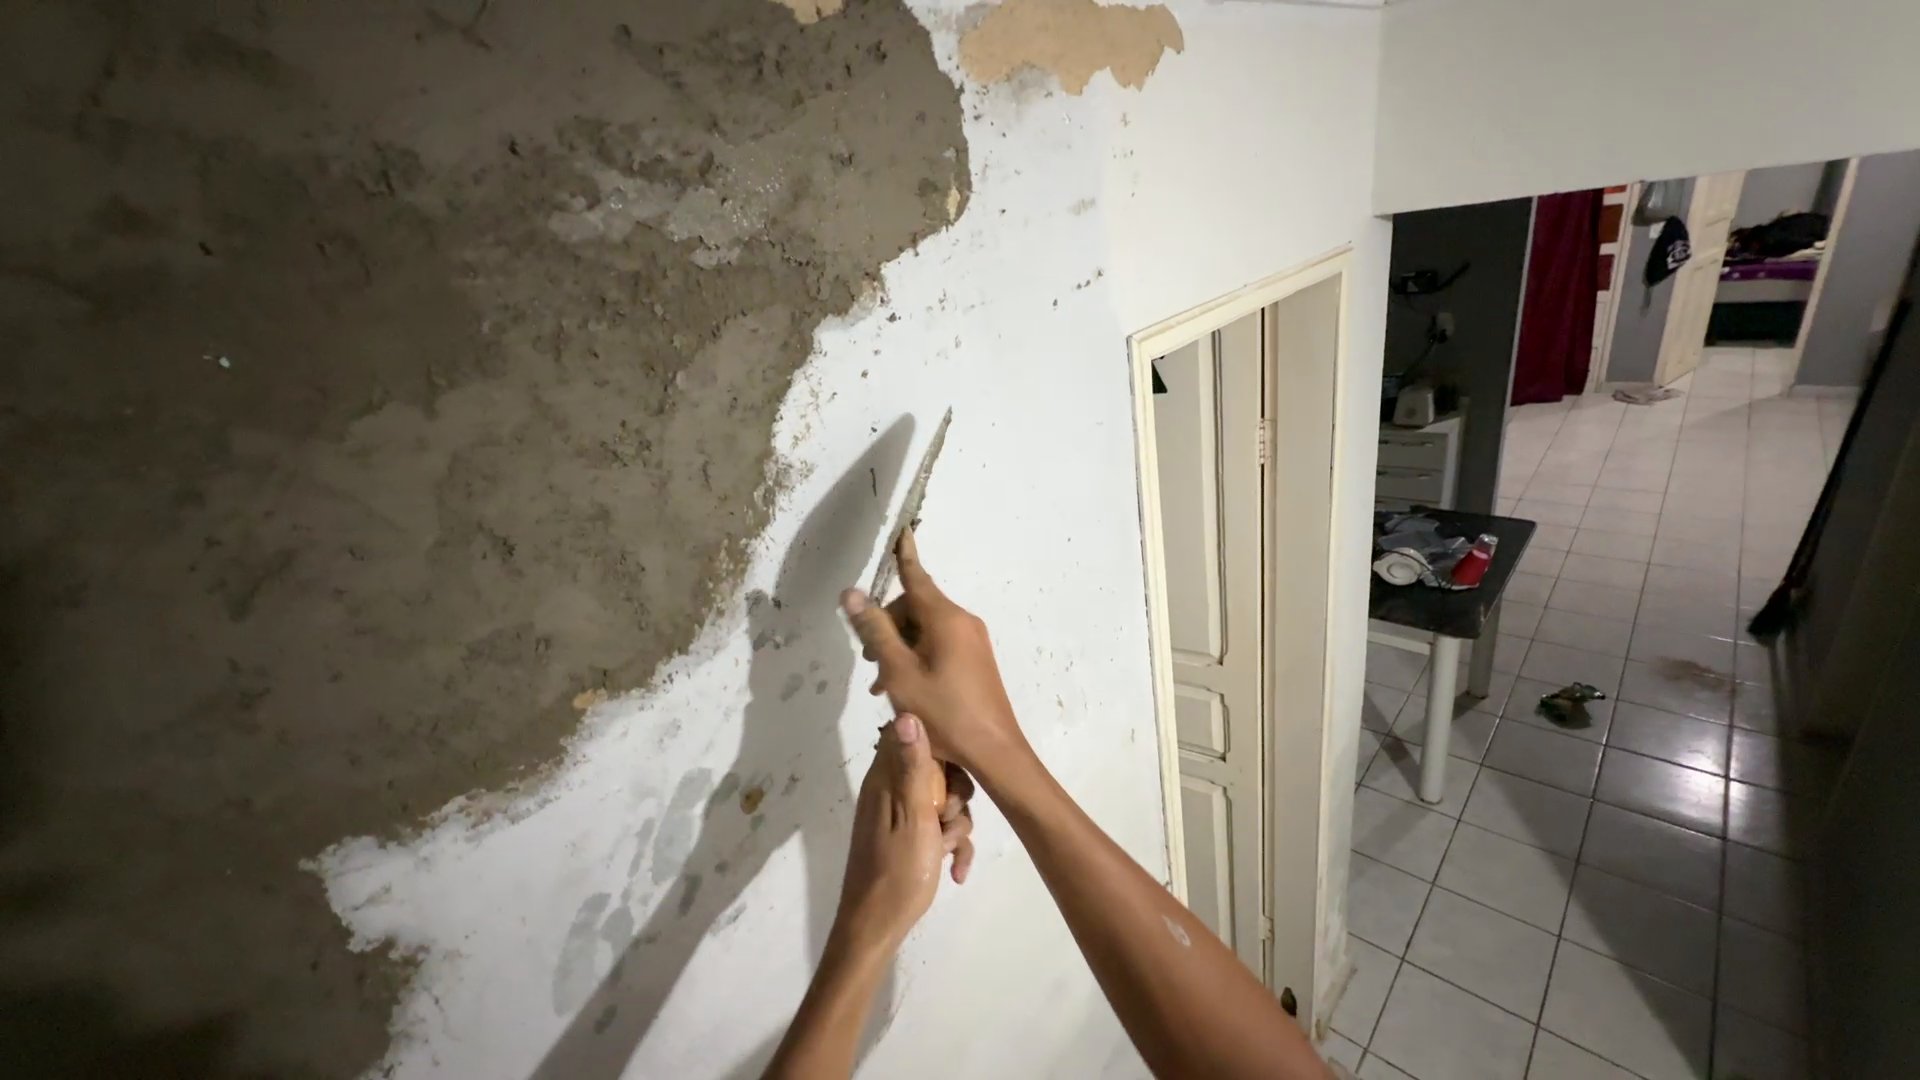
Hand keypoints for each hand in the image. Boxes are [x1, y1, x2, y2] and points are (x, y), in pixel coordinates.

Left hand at [832, 714, 969, 953]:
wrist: (877, 928)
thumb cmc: (897, 870)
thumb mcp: (912, 815)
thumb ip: (913, 766)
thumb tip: (907, 714)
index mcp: (885, 779)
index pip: (914, 736)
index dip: (942, 747)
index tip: (954, 771)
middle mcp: (891, 791)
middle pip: (938, 770)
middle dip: (956, 794)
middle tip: (950, 817)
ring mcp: (901, 817)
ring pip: (945, 802)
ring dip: (957, 825)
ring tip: (949, 848)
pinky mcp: (911, 839)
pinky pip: (941, 830)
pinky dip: (952, 846)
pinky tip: (956, 871)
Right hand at [841, 530, 1028, 776]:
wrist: (994, 750)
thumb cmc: (944, 712)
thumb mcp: (900, 673)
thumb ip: (876, 631)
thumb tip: (852, 594)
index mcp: (945, 618)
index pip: (916, 576)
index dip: (903, 554)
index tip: (901, 529)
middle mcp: (962, 621)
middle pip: (914, 607)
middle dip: (887, 627)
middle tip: (869, 665)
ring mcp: (971, 640)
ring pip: (924, 629)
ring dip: (899, 648)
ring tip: (882, 686)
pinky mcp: (975, 659)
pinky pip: (938, 644)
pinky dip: (916, 657)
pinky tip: (902, 689)